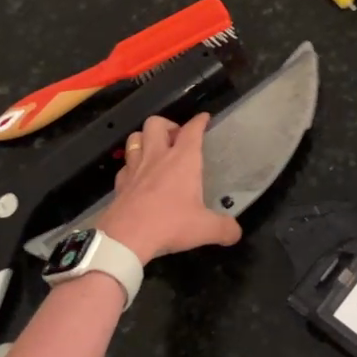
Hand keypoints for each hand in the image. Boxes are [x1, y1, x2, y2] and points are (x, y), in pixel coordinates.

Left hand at [95, 114, 241, 264]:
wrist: (125, 238)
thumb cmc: (170, 224)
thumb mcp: (205, 229)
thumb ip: (225, 228)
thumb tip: (236, 232)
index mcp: (182, 160)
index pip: (192, 130)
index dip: (199, 121)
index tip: (204, 118)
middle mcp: (157, 157)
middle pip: (156, 123)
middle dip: (168, 125)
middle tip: (177, 138)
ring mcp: (135, 168)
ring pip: (135, 138)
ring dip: (146, 138)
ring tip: (156, 150)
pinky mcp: (120, 183)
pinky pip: (125, 165)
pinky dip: (132, 164)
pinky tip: (138, 175)